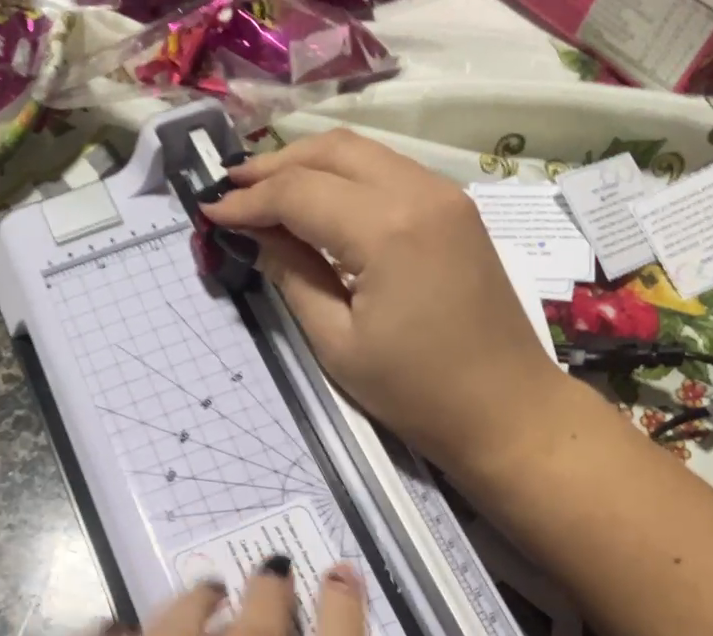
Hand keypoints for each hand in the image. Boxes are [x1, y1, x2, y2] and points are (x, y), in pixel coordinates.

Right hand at [203, 129, 570, 466]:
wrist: (504, 408)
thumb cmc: (415, 391)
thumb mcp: (337, 342)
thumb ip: (294, 276)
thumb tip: (258, 235)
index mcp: (387, 229)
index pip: (300, 192)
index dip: (248, 199)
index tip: (209, 211)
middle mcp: (419, 192)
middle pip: (332, 151)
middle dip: (275, 164)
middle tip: (231, 187)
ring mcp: (445, 196)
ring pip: (364, 152)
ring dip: (310, 164)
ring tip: (265, 189)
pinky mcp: (456, 211)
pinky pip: (389, 171)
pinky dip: (346, 176)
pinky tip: (320, 202)